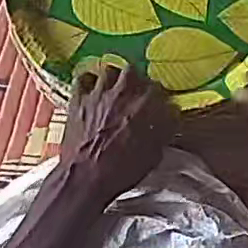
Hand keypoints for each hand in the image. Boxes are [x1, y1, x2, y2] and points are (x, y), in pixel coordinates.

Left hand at [55, 63, 176, 206]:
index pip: (161, 91)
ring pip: (110, 70)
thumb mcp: (153, 154)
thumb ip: (162, 131)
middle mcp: (124, 93)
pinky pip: (83, 78)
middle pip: (135, 72)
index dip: (161, 99)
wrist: (86, 177)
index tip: (161, 107)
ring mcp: (99, 94)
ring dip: (115, 77)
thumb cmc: (121, 170)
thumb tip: (168, 120)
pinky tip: (92, 89)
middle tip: (137, 92)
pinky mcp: (78, 99)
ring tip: (116, 87)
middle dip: (138, 80)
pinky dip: (89, 81)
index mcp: (147, 106)